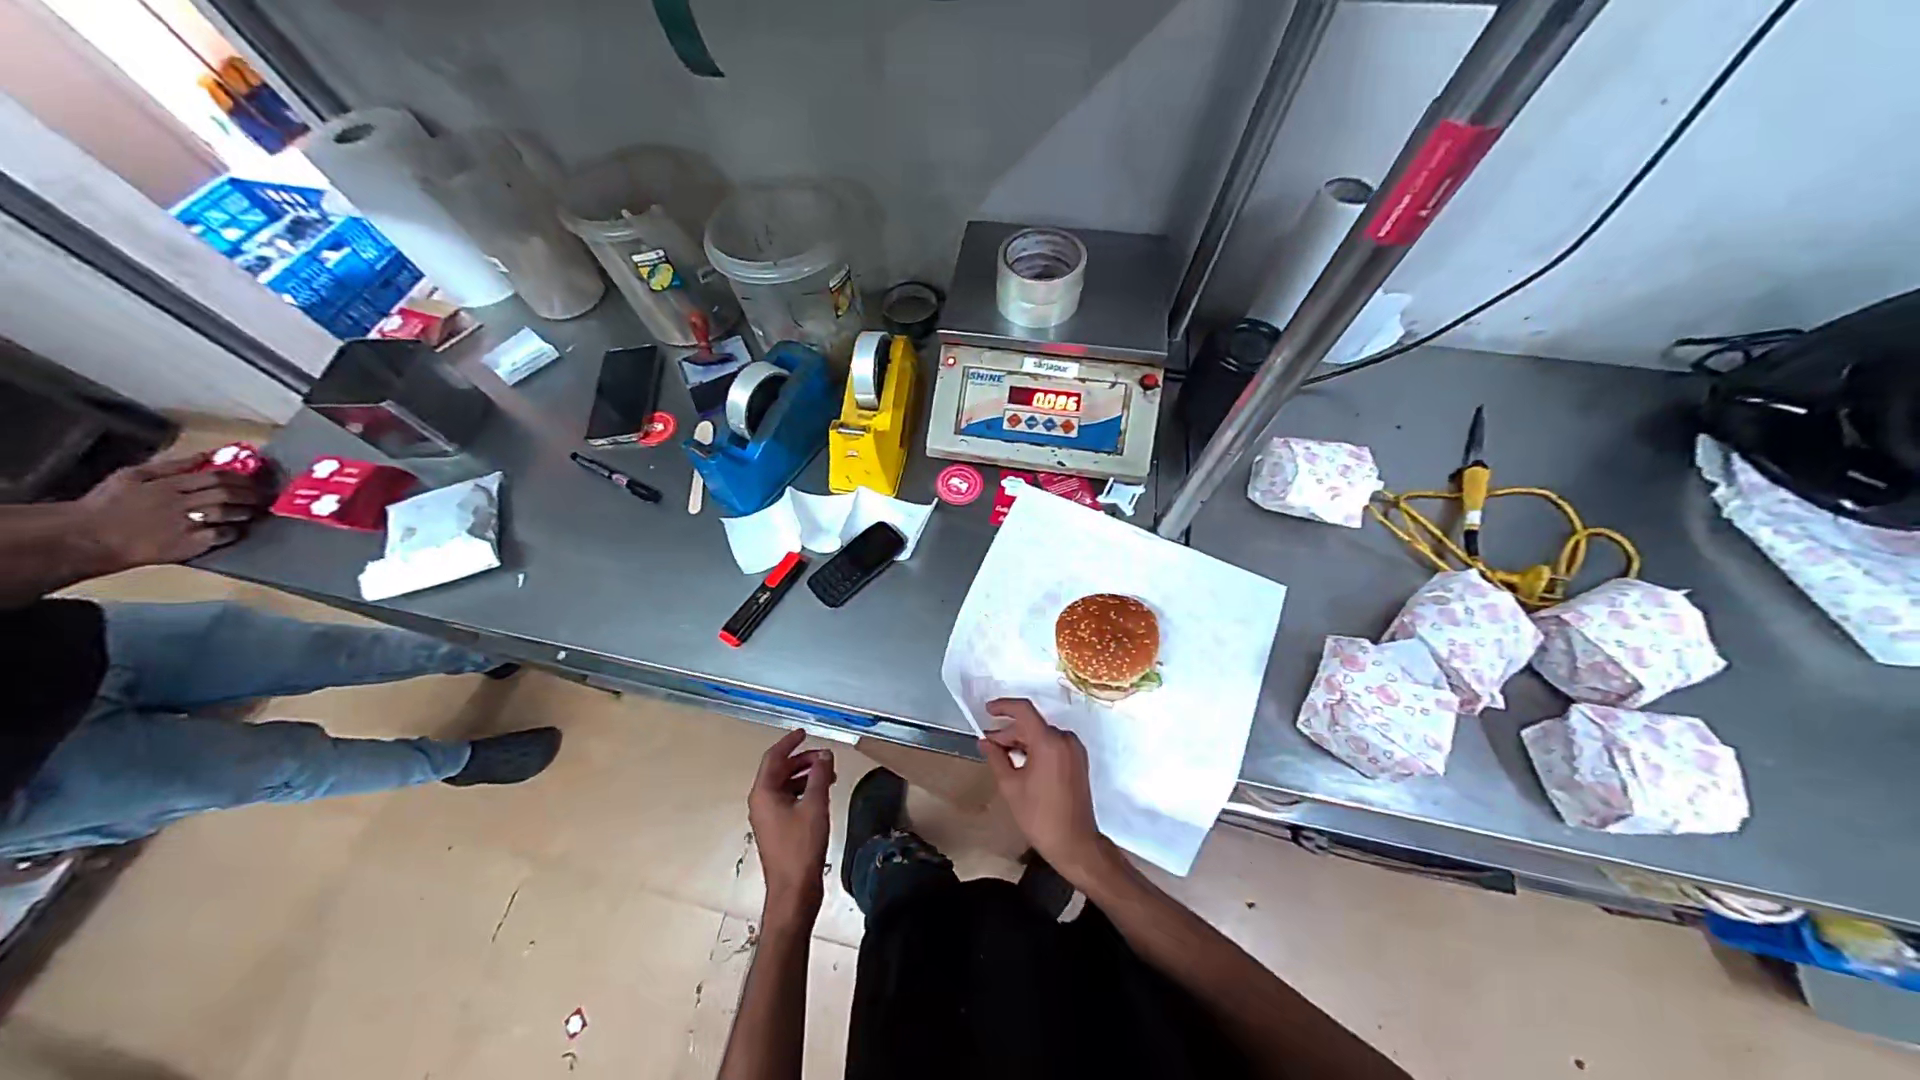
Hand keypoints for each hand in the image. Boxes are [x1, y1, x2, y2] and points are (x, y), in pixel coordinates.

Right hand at [75, 454, 264, 570]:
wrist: (87, 537)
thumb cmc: (108, 504)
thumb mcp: (132, 476)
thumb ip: (171, 465)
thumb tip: (207, 454)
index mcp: (166, 484)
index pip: (215, 476)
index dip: (241, 478)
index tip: (254, 481)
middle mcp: (178, 502)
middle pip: (226, 494)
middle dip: (250, 494)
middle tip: (262, 496)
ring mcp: (185, 523)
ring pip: (227, 513)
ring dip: (245, 511)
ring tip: (252, 511)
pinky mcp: (188, 543)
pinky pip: (221, 535)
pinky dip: (233, 531)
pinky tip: (236, 529)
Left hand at [747, 728, 835, 922]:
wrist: (794, 890)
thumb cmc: (801, 847)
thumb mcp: (815, 806)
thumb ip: (820, 776)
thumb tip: (824, 754)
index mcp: (763, 793)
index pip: (773, 757)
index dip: (789, 742)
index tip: (804, 732)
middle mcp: (761, 802)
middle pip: (780, 770)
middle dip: (803, 760)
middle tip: (825, 757)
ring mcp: (768, 816)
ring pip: (786, 785)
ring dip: (806, 775)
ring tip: (829, 774)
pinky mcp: (777, 829)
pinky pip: (789, 799)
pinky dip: (805, 791)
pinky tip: (822, 794)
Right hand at [979, 698, 1114, 884]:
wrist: (1075, 843)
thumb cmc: (1040, 816)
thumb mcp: (1011, 786)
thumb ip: (996, 757)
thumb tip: (985, 742)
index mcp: (1049, 742)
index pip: (1024, 710)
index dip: (1003, 706)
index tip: (987, 710)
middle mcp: (1065, 739)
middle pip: (1032, 724)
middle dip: (1009, 731)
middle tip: (988, 743)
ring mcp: (1074, 750)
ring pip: (1042, 734)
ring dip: (1021, 740)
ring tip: (1001, 754)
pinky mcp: (1078, 760)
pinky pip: (1053, 744)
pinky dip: (1036, 748)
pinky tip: (1019, 761)